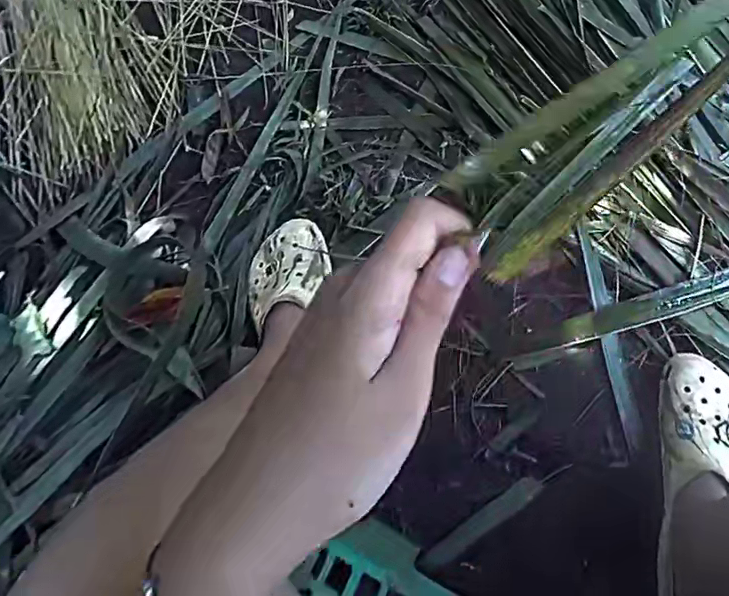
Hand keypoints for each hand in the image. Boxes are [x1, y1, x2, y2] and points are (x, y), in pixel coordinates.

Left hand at [153, 198, 476, 595]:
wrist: (248, 513)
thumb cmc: (340, 459)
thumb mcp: (404, 389)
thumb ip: (432, 312)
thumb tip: (461, 248)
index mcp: (366, 291)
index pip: (418, 215)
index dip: (457, 227)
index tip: (479, 269)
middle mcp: (340, 284)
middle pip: (405, 244)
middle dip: (442, 267)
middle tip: (451, 336)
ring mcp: (321, 308)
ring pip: (387, 273)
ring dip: (418, 294)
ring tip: (419, 363)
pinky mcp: (313, 332)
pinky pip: (367, 298)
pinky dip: (393, 313)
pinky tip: (387, 370)